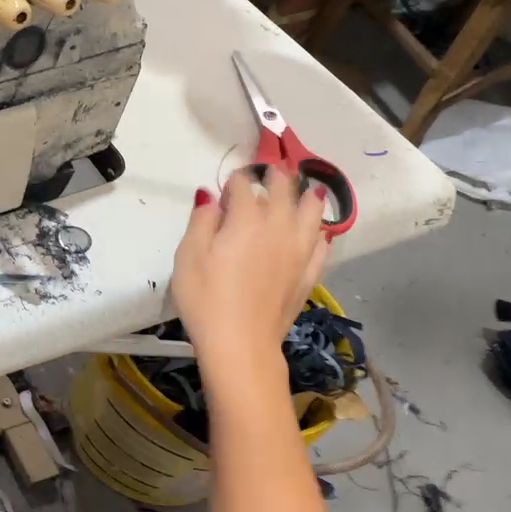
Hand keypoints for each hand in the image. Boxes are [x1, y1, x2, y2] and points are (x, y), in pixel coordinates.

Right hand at [171, 167, 328, 360]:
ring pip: (312, 214)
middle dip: (277, 177)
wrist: (240, 341)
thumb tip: (210, 197)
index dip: (237, 178)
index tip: (231, 178)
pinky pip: (322, 245)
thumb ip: (201, 221)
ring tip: (305, 190)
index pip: (245, 187)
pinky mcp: (308, 274)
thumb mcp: (188, 256)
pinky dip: (320, 232)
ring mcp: (299, 252)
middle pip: (284, 192)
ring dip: (307, 197)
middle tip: (271, 170)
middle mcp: (279, 228)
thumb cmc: (205, 297)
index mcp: (246, 220)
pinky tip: (317, 232)